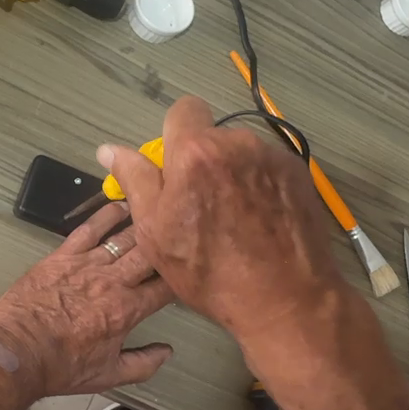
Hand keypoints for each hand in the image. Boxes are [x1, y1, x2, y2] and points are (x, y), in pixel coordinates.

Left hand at [0, 202, 175, 398]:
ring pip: (123, 238)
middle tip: (177, 233)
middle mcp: (113, 281)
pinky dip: (106, 215)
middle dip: (165, 244)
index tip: (189, 271)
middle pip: (149, 255)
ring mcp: (88, 264)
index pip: (165, 288)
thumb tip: (168, 351)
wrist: (17, 352)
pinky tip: (121, 205)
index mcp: (128, 310)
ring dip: (142, 226)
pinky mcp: (63, 255)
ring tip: (157, 214)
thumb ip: (143, 364)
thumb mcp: (108, 376)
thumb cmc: (62, 366)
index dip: (181, 278)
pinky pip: (89, 229)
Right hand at [99, 97, 386, 409]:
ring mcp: (272, 158)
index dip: (175, 134)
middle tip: (200, 204)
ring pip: (241, 153)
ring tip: (233, 218)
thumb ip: (134, 180)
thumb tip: (110, 149)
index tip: (175, 167)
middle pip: (212, 135)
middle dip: (202, 160)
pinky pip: (267, 167)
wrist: (286, 300)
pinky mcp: (299, 174)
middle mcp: (237, 143)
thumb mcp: (155, 232)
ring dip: (232, 172)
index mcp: (196, 152)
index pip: (183, 109)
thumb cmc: (211, 271)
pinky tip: (259, 221)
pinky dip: (259, 185)